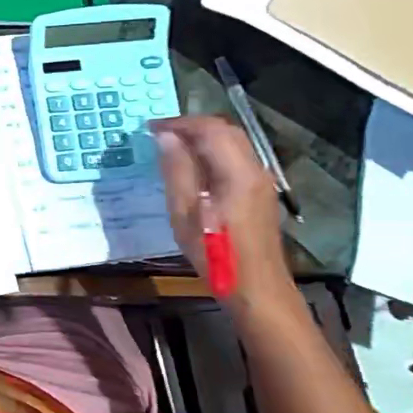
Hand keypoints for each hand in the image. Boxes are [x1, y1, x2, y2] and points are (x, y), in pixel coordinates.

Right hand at [153, 116, 293, 312]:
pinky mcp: (260, 193)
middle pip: (225, 131)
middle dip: (192, 127)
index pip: (210, 129)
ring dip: (203, 139)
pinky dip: (214, 153)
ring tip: (173, 149)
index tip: (151, 128)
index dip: (179, 123)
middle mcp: (255, 168)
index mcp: (237, 171)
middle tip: (160, 135)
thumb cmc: (216, 254)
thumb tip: (166, 137)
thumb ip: (177, 172)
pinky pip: (236, 159)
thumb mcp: (186, 215)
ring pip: (233, 143)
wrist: (257, 289)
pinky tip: (195, 170)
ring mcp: (261, 181)